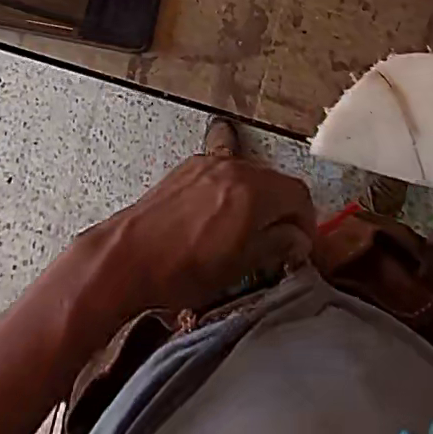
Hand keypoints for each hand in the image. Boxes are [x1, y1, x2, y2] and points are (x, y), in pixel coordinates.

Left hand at [97, 151, 315, 312]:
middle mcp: (235, 168)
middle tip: (278, 242)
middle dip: (282, 211)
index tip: (301, 243)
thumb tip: (297, 239)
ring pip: (251, 177)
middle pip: (276, 183)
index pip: (299, 195)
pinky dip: (232, 191)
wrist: (126, 258)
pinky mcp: (190, 167)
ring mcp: (210, 164)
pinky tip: (218, 218)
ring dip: (257, 201)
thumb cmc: (179, 269)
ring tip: (245, 233)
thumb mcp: (238, 267)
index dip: (306, 222)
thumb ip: (276, 245)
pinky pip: (224, 173)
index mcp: (254, 191)